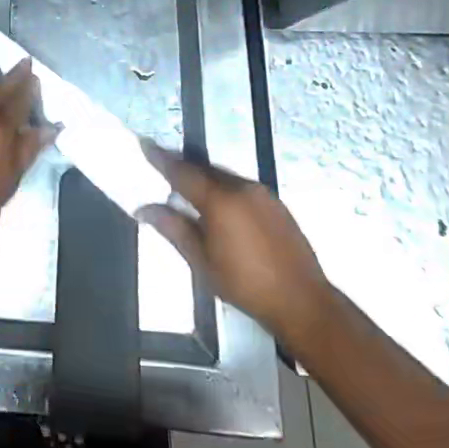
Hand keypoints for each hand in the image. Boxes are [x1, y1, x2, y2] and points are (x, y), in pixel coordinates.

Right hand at [137, 141, 332, 339]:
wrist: (304, 303)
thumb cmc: (245, 284)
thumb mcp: (201, 260)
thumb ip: (172, 228)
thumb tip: (144, 209)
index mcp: (219, 200)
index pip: (181, 171)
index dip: (160, 158)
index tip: (145, 144)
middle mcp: (241, 188)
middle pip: (203, 170)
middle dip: (182, 168)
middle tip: (163, 169)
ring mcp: (263, 195)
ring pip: (224, 178)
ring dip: (204, 180)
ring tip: (189, 191)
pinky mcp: (277, 205)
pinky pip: (241, 188)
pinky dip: (224, 190)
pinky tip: (220, 208)